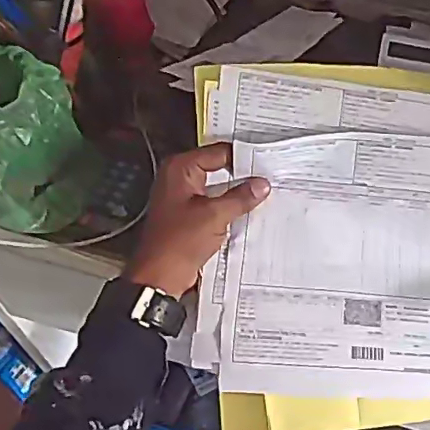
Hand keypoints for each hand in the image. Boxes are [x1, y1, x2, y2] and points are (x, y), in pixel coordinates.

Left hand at [123, 143, 270, 295]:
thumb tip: (260, 185)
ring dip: (237, 194)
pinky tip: (248, 212)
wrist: (161, 276)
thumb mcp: (214, 216)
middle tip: (268, 179)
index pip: (219, 152)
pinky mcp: (190, 216)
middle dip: (242, 176)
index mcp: (180, 169)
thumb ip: (240, 197)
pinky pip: (215, 205)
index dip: (243, 158)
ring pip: (218, 188)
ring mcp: (185, 198)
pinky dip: (229, 208)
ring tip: (262, 195)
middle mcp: (180, 179)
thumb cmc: (176, 243)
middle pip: (219, 168)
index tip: (266, 164)